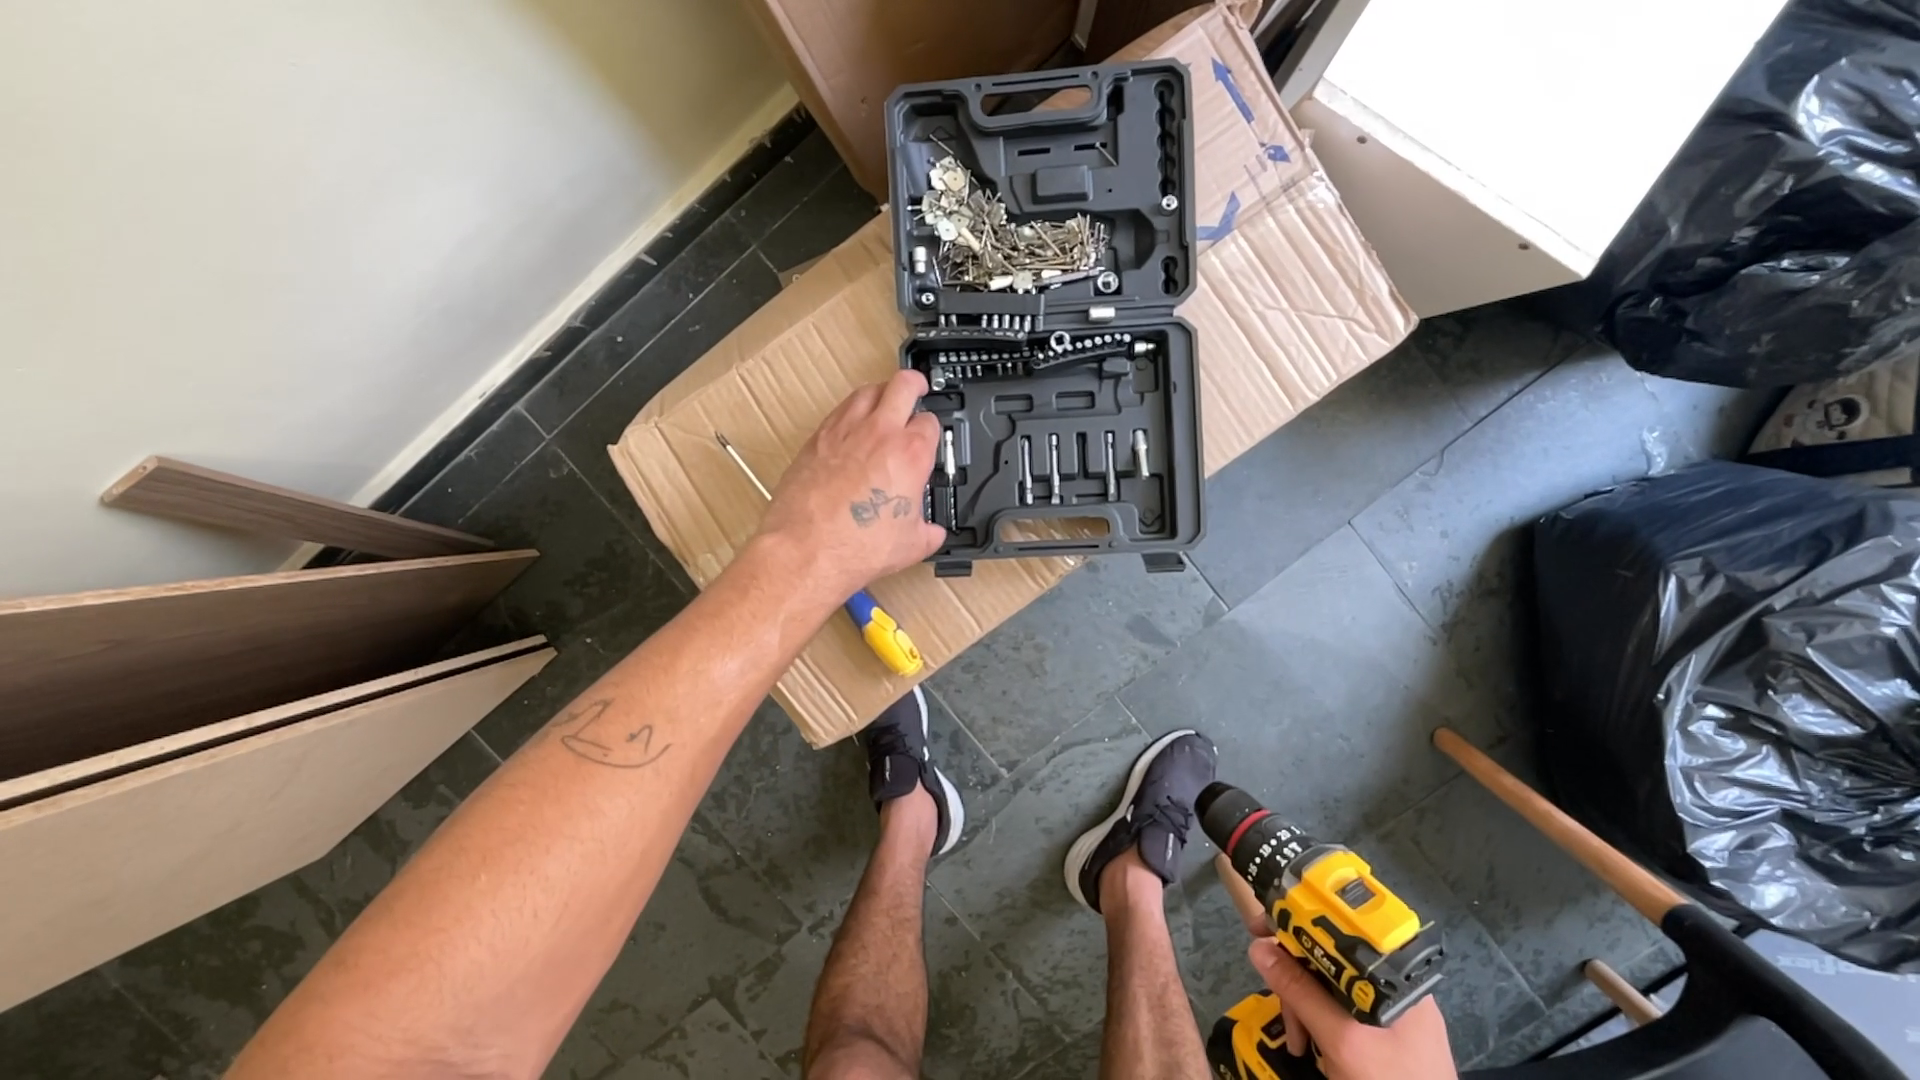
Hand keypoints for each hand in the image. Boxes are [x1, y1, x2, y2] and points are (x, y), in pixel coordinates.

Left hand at [753, 369, 945, 599]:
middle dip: (915, 383)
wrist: (806, 549)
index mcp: (910, 453)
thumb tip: (932, 532)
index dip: (934, 428)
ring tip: (885, 400)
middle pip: (903, 384)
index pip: (931, 422)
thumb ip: (929, 531)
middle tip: (918, 388)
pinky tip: (852, 423)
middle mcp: (879, 433)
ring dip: (881, 391)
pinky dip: (851, 409)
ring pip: (868, 390)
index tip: (931, 437)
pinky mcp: (818, 438)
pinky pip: (839, 409)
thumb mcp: (911, 545)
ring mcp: (845, 431)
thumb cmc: (852, 546)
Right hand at [1247, 938, 1456, 1079]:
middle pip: (1331, 958)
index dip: (1298, 920)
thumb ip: (1300, 992)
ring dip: (1304, 1007)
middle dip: (1297, 978)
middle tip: (1277, 999)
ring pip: (1332, 986)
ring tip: (1299, 1042)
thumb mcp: (1340, 1040)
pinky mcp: (1387, 1036)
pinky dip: (1320, 1024)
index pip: (1342, 927)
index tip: (1261, 927)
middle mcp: (1396, 986)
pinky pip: (1342, 1011)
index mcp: (1395, 975)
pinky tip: (1312, 1047)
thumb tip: (1258, 948)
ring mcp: (1393, 1013)